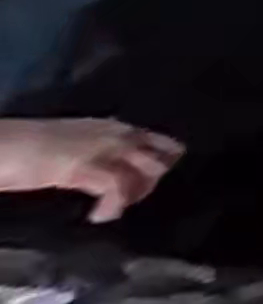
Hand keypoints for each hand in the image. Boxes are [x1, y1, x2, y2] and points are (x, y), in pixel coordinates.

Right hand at [0, 118, 184, 221]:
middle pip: (164, 156)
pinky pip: (117, 186)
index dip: (160, 163)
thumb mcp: (74, 144)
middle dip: (153, 180)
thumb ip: (93, 149)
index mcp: (117, 129)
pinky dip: (115, 203)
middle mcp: (121, 135)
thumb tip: (98, 165)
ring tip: (112, 209)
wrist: (2, 143)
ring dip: (137, 193)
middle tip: (129, 199)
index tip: (142, 182)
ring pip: (149, 169)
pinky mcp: (84, 168)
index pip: (160, 142)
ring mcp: (106, 150)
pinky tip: (100, 215)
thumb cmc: (26, 148)